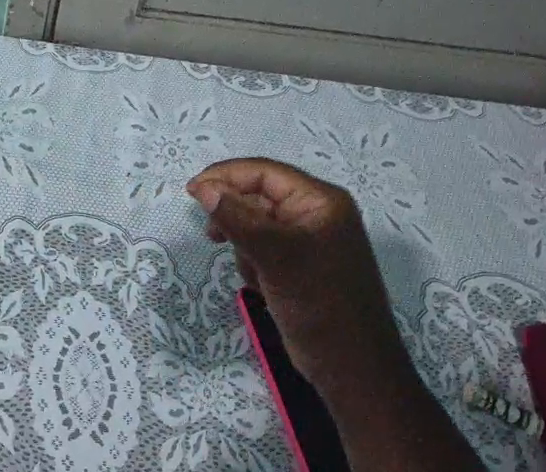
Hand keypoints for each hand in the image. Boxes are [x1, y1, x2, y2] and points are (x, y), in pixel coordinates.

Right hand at [187, 158, 405, 388]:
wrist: (353, 373)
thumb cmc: (320, 305)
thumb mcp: (276, 256)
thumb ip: (237, 218)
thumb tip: (203, 188)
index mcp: (321, 201)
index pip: (264, 173)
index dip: (225, 177)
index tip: (191, 192)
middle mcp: (316, 215)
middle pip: (259, 197)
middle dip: (236, 217)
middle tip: (211, 236)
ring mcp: (309, 241)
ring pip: (257, 224)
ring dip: (245, 244)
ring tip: (250, 270)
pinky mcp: (300, 266)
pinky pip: (264, 248)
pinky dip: (254, 262)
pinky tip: (260, 285)